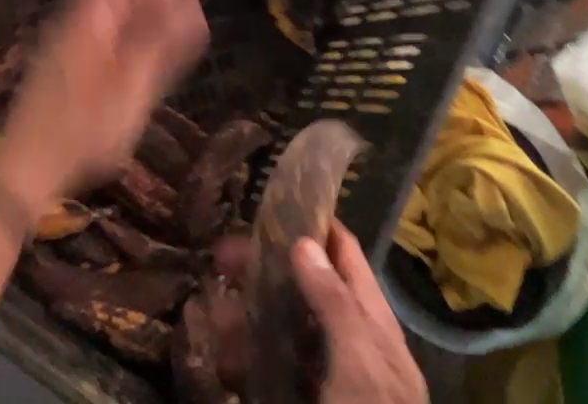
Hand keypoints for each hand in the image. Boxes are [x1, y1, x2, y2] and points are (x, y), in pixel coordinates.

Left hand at [0, 0, 208, 213]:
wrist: (27, 169)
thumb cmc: (82, 130)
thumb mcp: (130, 87)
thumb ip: (158, 39)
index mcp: (85, 19)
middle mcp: (72, 24)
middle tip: (185, 18)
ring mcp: (65, 47)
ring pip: (107, 16)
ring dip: (141, 21)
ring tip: (174, 42)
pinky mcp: (64, 71)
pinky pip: (100, 40)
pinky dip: (126, 44)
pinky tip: (146, 65)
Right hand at [208, 224, 426, 403]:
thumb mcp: (362, 365)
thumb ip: (335, 303)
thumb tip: (305, 241)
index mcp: (371, 325)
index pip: (344, 257)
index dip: (313, 225)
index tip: (270, 202)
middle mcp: (344, 341)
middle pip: (300, 287)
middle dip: (261, 270)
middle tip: (221, 257)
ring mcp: (318, 374)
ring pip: (275, 326)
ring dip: (244, 316)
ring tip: (216, 317)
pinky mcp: (291, 396)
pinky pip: (262, 368)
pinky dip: (240, 358)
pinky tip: (223, 361)